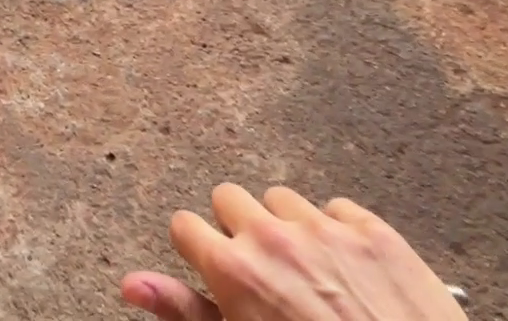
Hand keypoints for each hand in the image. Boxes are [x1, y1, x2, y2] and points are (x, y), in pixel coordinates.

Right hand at [120, 184, 468, 320]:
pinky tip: (352, 273)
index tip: (217, 275)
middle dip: (239, 230)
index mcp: (233, 268)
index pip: (184, 225)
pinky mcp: (377, 234)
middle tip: (265, 275)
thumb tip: (129, 282)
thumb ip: (183, 312)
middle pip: (228, 198)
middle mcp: (272, 237)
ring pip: (282, 199)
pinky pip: (339, 208)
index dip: (199, 252)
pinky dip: (340, 232)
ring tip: (311, 272)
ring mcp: (326, 230)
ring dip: (288, 227)